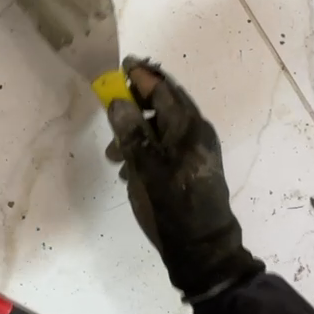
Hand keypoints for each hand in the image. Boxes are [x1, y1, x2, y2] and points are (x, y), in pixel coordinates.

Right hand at [106, 57, 262, 301]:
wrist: (202, 249)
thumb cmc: (172, 206)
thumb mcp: (145, 169)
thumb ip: (131, 133)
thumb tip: (117, 101)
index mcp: (189, 129)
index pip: (163, 91)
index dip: (142, 77)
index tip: (123, 65)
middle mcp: (196, 134)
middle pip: (165, 104)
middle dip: (137, 100)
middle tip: (112, 98)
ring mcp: (195, 151)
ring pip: (162, 126)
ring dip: (136, 129)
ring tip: (112, 152)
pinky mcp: (191, 167)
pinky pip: (165, 145)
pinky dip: (145, 147)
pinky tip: (126, 167)